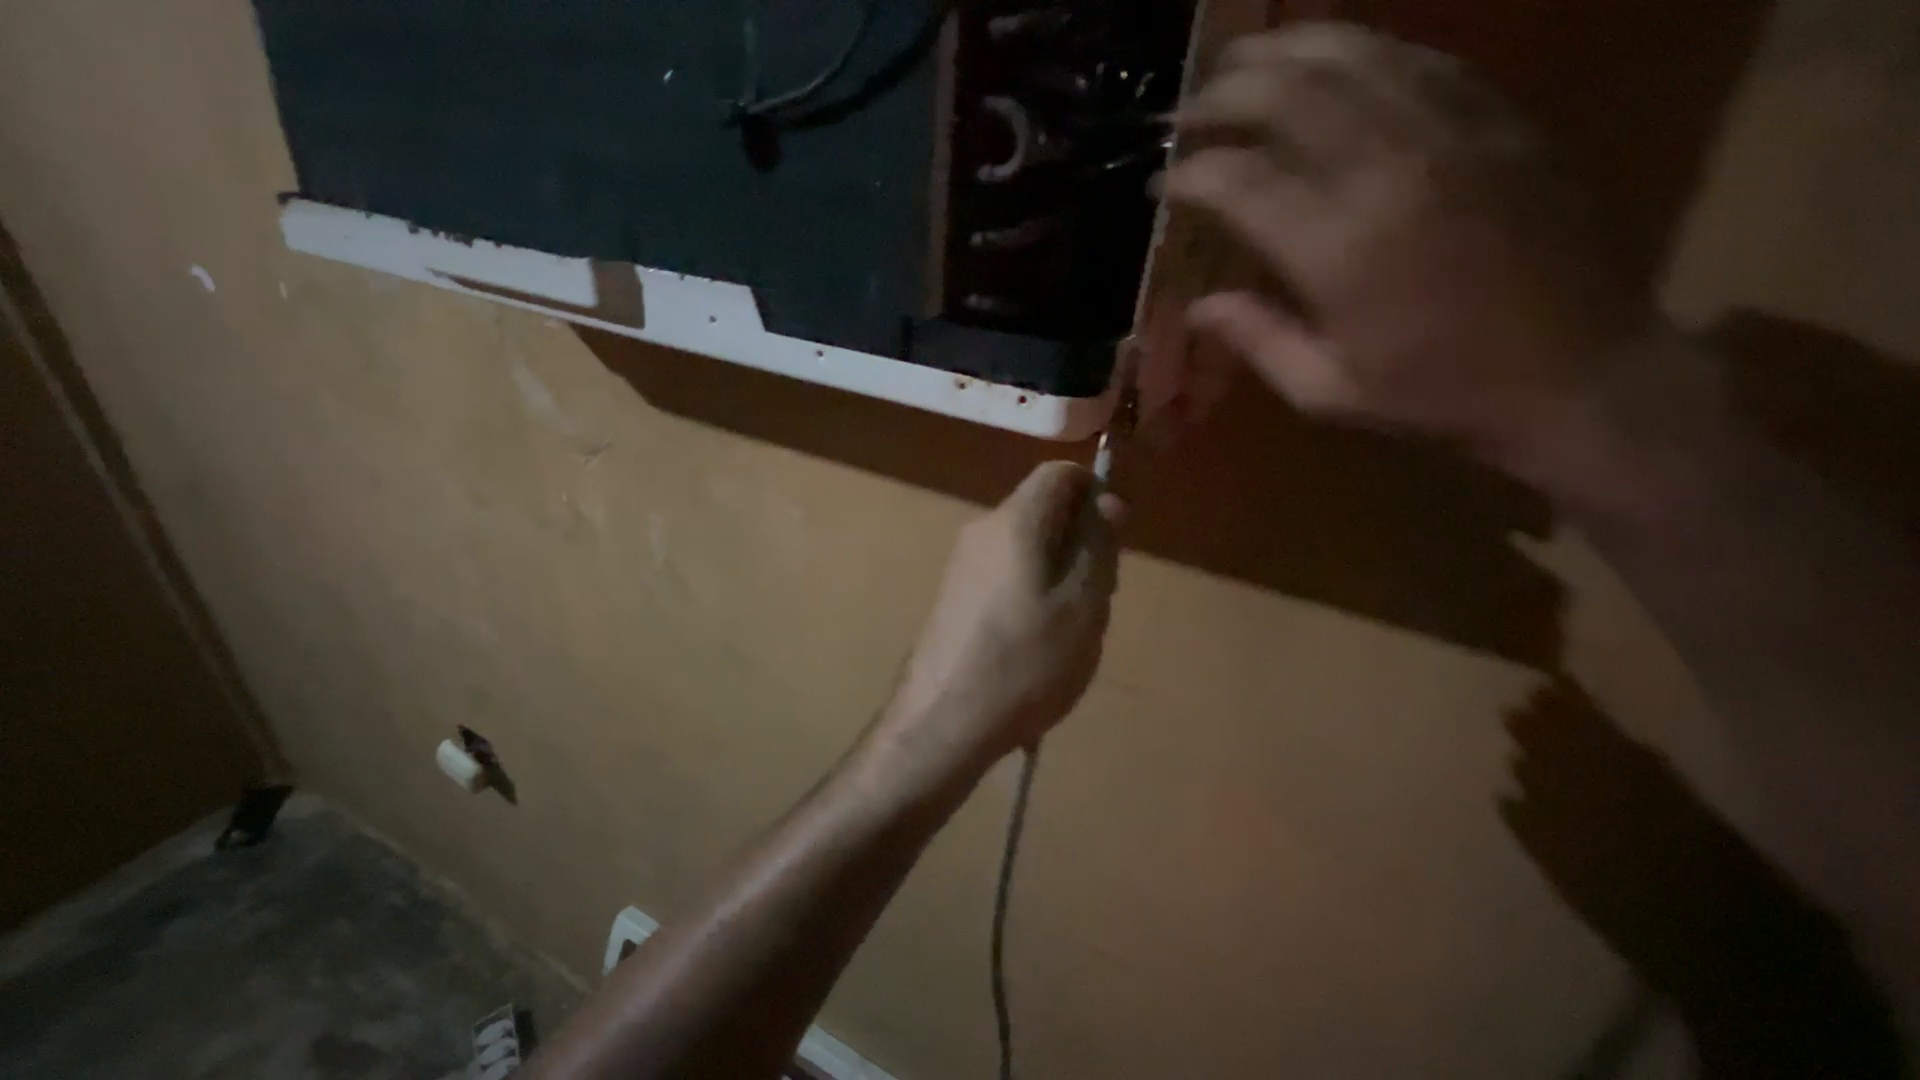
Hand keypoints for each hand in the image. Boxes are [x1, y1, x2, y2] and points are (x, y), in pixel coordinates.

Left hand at [877, 462, 1124, 780]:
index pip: (1059, 473)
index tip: (1118, 536)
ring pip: (1026, 547)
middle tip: (1101, 595)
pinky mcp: (953, 599)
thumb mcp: (1083, 605)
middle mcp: (980, 531)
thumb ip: (1098, 546)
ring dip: (1060, 572)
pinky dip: (1032, 593)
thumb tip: (1107, 502)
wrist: (943, 722)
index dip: (1096, 491)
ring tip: (1072, 628)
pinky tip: (1038, 644)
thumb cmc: (1025, 662)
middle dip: (1081, 540)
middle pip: (1042, 510)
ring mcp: (961, 566)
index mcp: (1013, 520)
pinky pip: (1005, 575)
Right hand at [1164, 23, 1665, 484]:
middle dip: (1222, 95)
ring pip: (1352, 56)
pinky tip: (1331, 60)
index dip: (1189, 173)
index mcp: (1339, 247)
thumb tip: (1196, 306)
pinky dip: (1361, 52)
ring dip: (1284, 51)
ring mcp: (1450, 132)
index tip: (1162, 182)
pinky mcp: (1496, 118)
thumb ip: (1256, 339)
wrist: (1578, 371)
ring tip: (1242, 61)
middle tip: (1188, 112)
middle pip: (1287, 94)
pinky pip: (1418, 60)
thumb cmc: (1440, 393)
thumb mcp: (1329, 390)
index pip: (1239, 180)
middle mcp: (1388, 169)